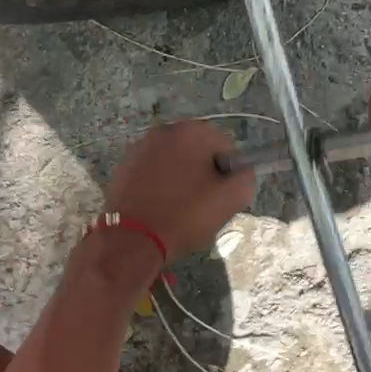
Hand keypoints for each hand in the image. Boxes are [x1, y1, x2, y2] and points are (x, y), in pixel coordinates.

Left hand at [105, 121, 255, 258]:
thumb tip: (241, 172)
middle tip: (202, 204)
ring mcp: (140, 146)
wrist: (131, 241)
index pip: (226, 147)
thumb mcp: (229, 200)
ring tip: (179, 208)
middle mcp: (165, 130)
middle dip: (204, 173)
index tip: (221, 196)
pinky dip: (160, 183)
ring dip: (182, 178)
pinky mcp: (124, 165)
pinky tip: (159, 206)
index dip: (229, 173)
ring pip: (176, 160)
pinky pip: (154, 170)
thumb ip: (246, 178)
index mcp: (192, 131)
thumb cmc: (184, 216)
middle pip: (199, 150)